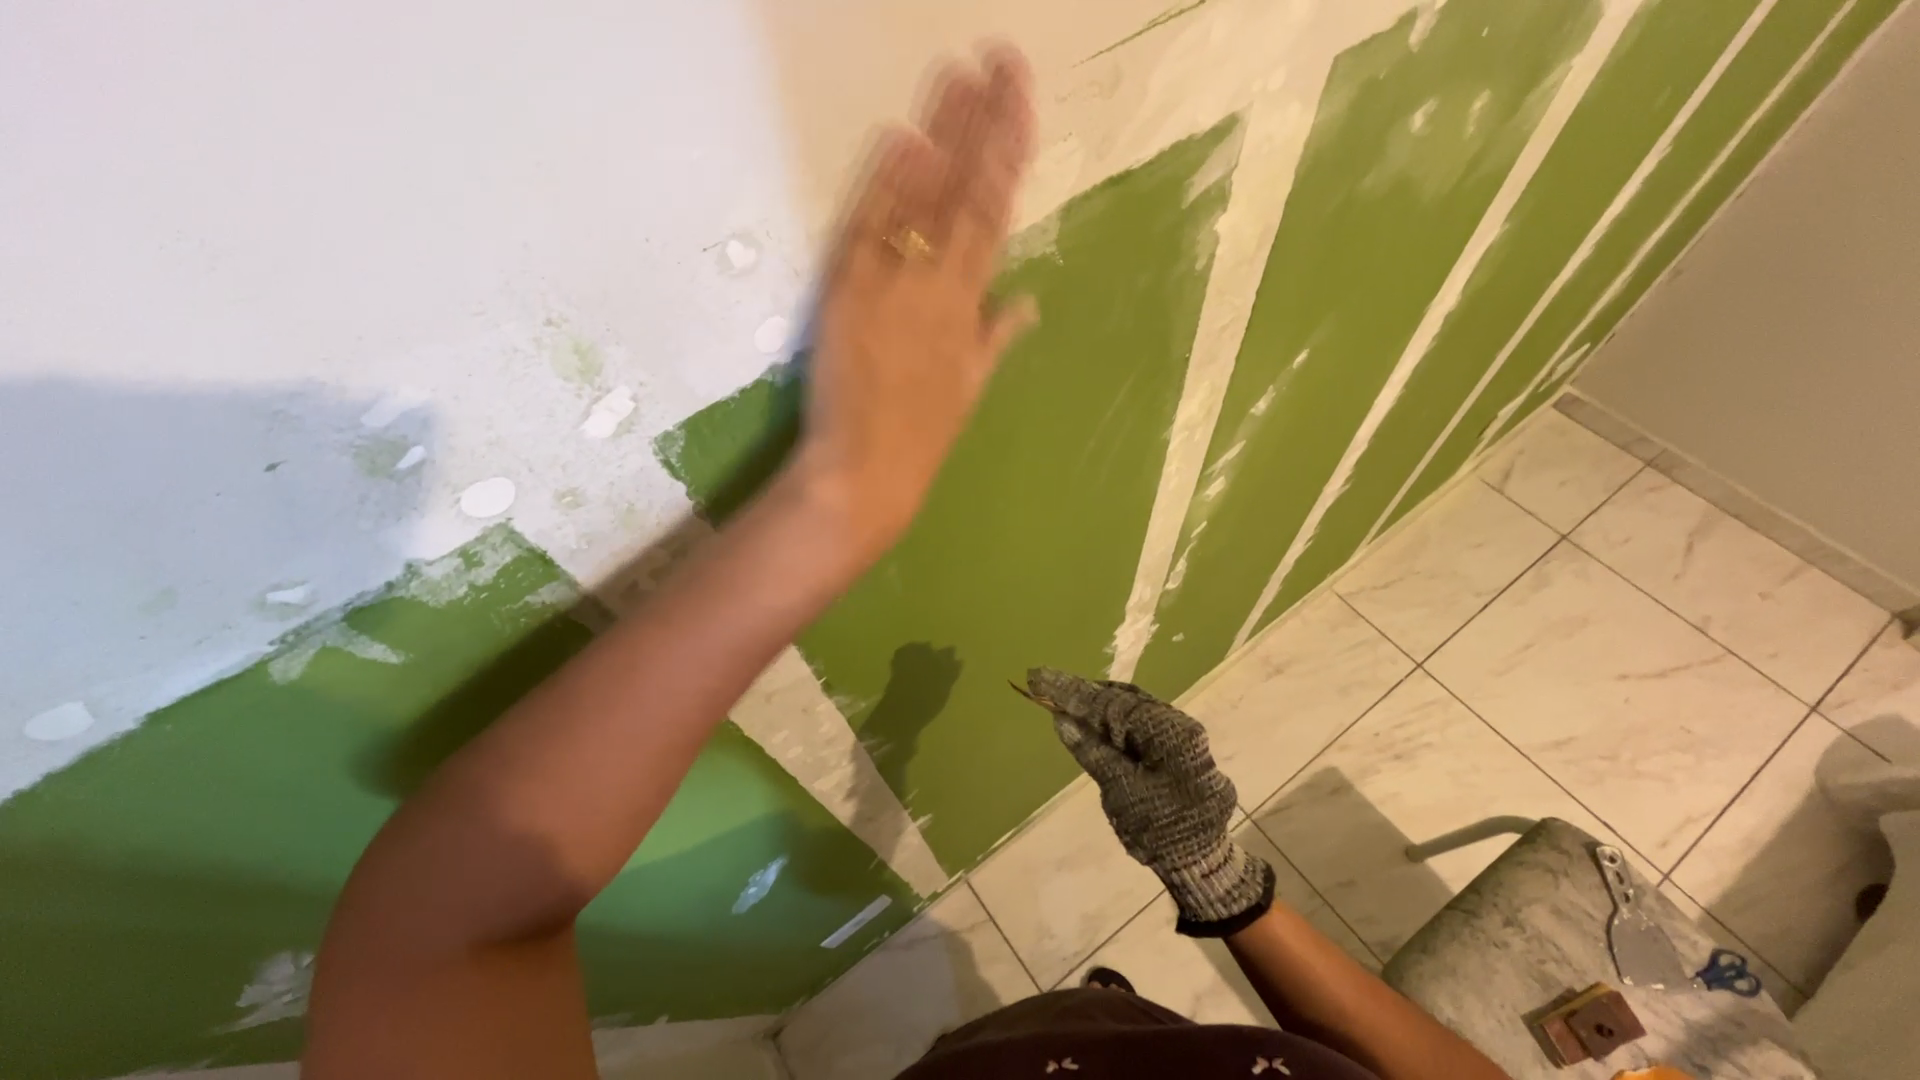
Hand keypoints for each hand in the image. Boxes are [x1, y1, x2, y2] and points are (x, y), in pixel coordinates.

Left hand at [794, 45, 1039, 559]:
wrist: (867, 473)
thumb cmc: (920, 437)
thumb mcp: (969, 387)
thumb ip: (996, 337)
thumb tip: (1026, 303)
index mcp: (971, 304)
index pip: (998, 212)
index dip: (1011, 154)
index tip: (1021, 100)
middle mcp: (941, 285)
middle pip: (968, 192)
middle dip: (987, 122)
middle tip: (999, 60)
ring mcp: (895, 285)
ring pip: (925, 202)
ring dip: (942, 134)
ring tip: (956, 75)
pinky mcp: (849, 293)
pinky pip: (871, 232)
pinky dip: (886, 187)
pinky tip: (900, 138)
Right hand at [1024, 668, 1275, 936]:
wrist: (1199, 865)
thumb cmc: (1162, 830)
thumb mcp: (1122, 792)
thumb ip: (1092, 752)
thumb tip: (1062, 719)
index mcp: (1172, 732)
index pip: (1114, 703)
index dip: (1074, 692)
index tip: (1040, 679)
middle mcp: (1179, 725)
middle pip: (1123, 700)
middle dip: (1083, 693)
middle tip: (1043, 683)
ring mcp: (1179, 736)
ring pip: (1130, 711)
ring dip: (1095, 706)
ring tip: (1060, 696)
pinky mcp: (1173, 750)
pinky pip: (1137, 726)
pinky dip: (1110, 723)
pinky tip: (1088, 721)